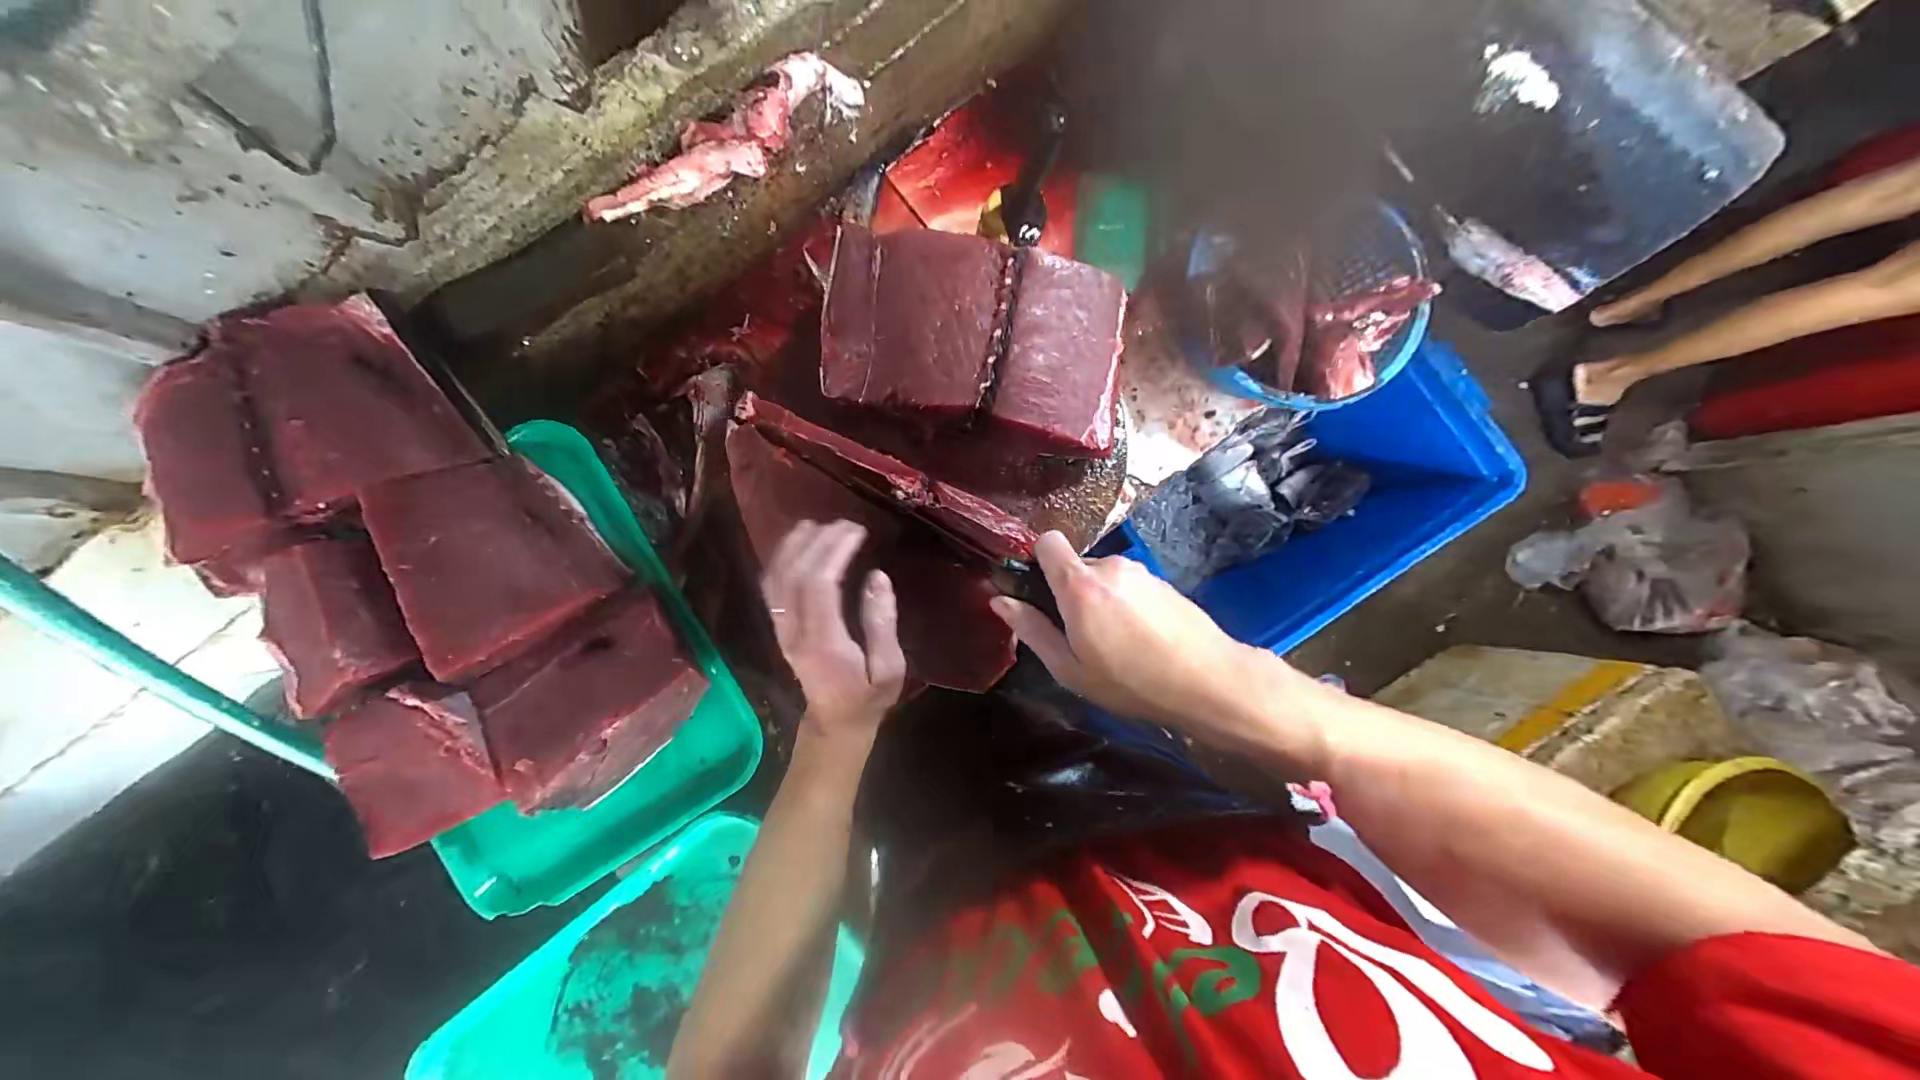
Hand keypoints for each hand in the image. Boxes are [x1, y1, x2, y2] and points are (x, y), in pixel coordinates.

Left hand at [762, 520, 906, 742]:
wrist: (835, 724)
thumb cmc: (868, 698)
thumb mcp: (889, 669)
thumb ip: (881, 623)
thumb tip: (877, 577)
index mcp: (824, 642)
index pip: (819, 585)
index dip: (834, 552)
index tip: (857, 531)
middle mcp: (795, 633)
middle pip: (795, 575)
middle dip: (818, 542)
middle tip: (844, 524)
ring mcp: (781, 631)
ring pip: (776, 579)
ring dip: (792, 548)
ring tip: (814, 524)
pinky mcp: (779, 629)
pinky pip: (771, 589)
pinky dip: (780, 562)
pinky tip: (795, 546)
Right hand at [990, 531, 1284, 738]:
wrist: (1210, 682)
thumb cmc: (1131, 682)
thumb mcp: (1069, 668)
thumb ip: (1031, 630)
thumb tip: (1000, 601)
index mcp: (1079, 584)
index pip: (1047, 541)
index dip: (1038, 560)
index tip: (1040, 591)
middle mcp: (1110, 567)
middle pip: (1076, 565)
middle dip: (1071, 592)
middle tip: (1080, 635)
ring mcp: (1140, 572)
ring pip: (1104, 577)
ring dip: (1100, 600)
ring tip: (1115, 643)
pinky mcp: (1164, 581)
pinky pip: (1129, 585)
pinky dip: (1125, 604)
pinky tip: (1141, 639)